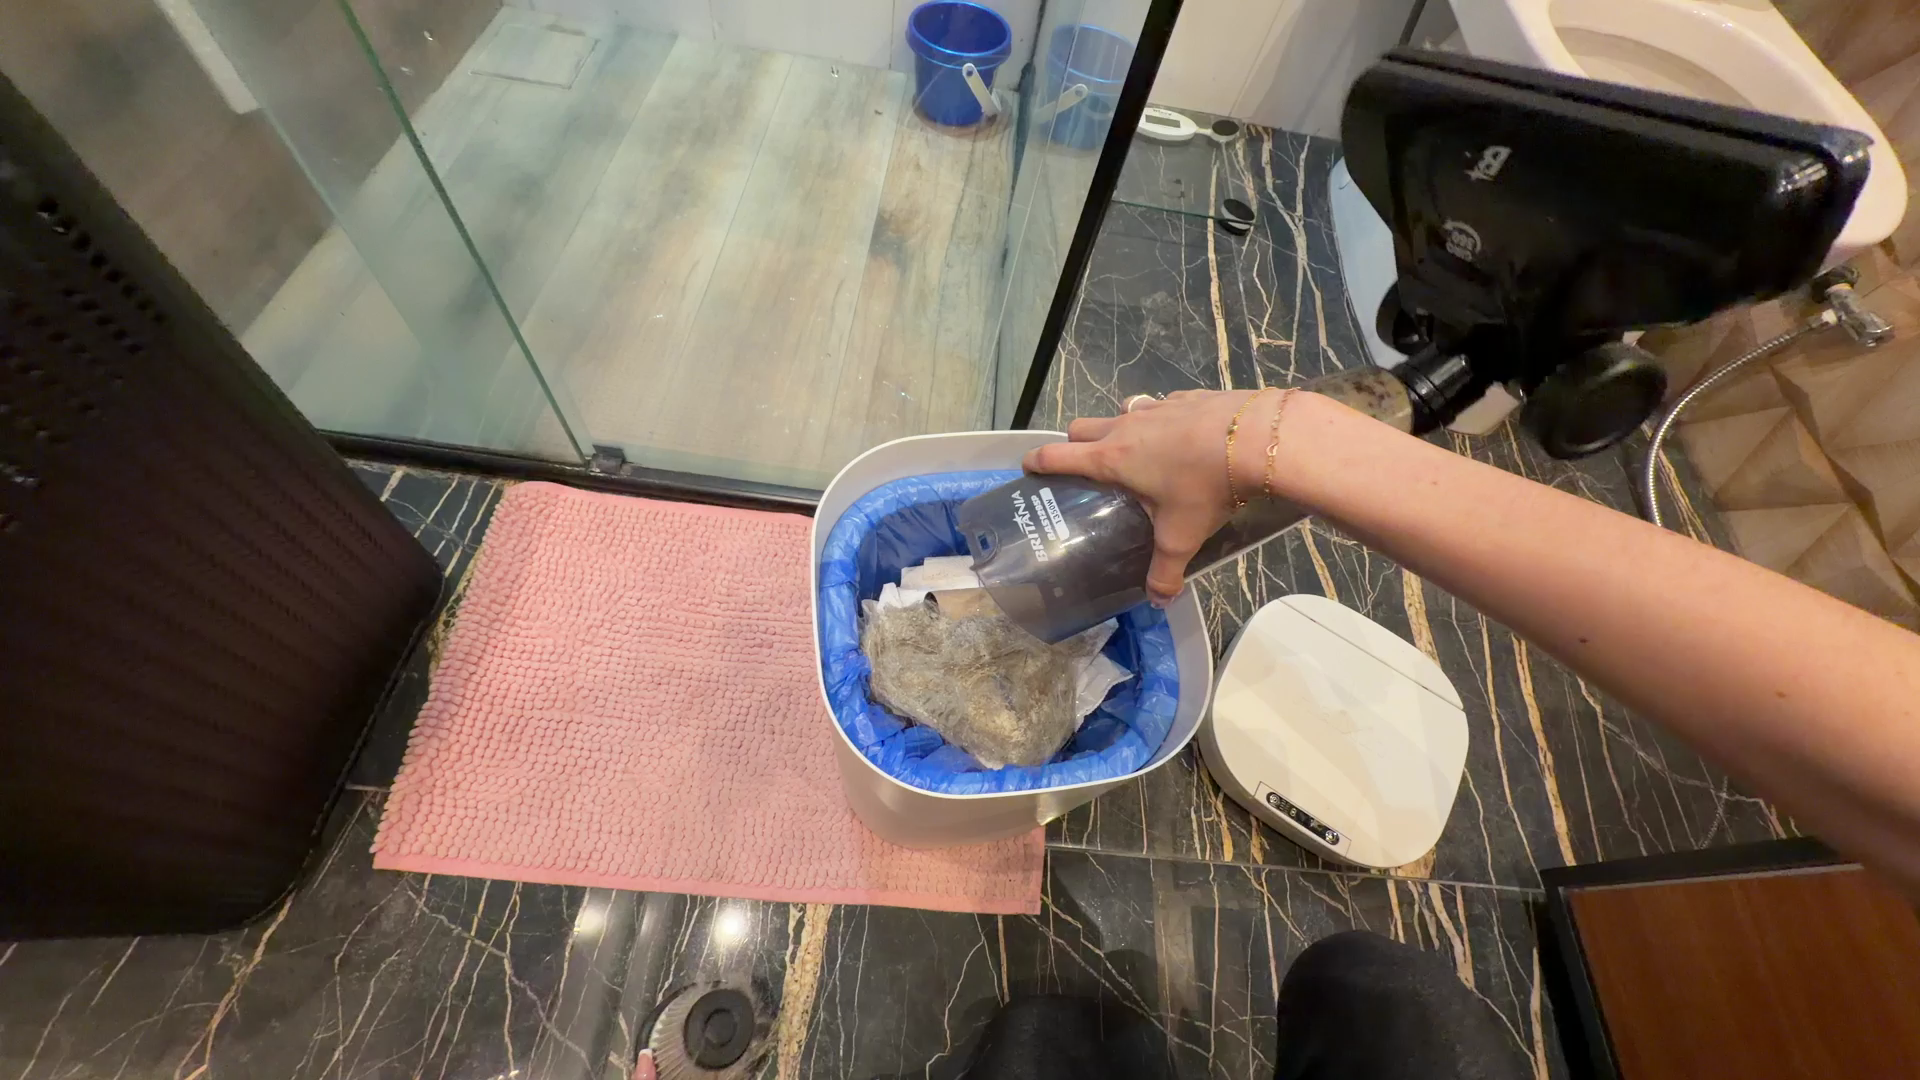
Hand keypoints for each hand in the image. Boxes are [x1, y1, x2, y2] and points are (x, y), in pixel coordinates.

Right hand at [1022, 389, 1270, 603]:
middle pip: (1080, 427)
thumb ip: (1165, 570)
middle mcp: (1126, 427)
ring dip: (1117, 427)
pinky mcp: (1186, 396)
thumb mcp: (1182, 536)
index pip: (1057, 456)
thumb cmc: (1205, 486)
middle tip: (1087, 468)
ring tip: (1137, 451)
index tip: (1027, 467)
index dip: (1036, 461)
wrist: (1259, 438)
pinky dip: (1159, 418)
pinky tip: (1181, 436)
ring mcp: (1156, 407)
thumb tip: (1159, 600)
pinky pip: (1160, 405)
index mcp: (1111, 459)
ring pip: (1119, 411)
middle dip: (1075, 445)